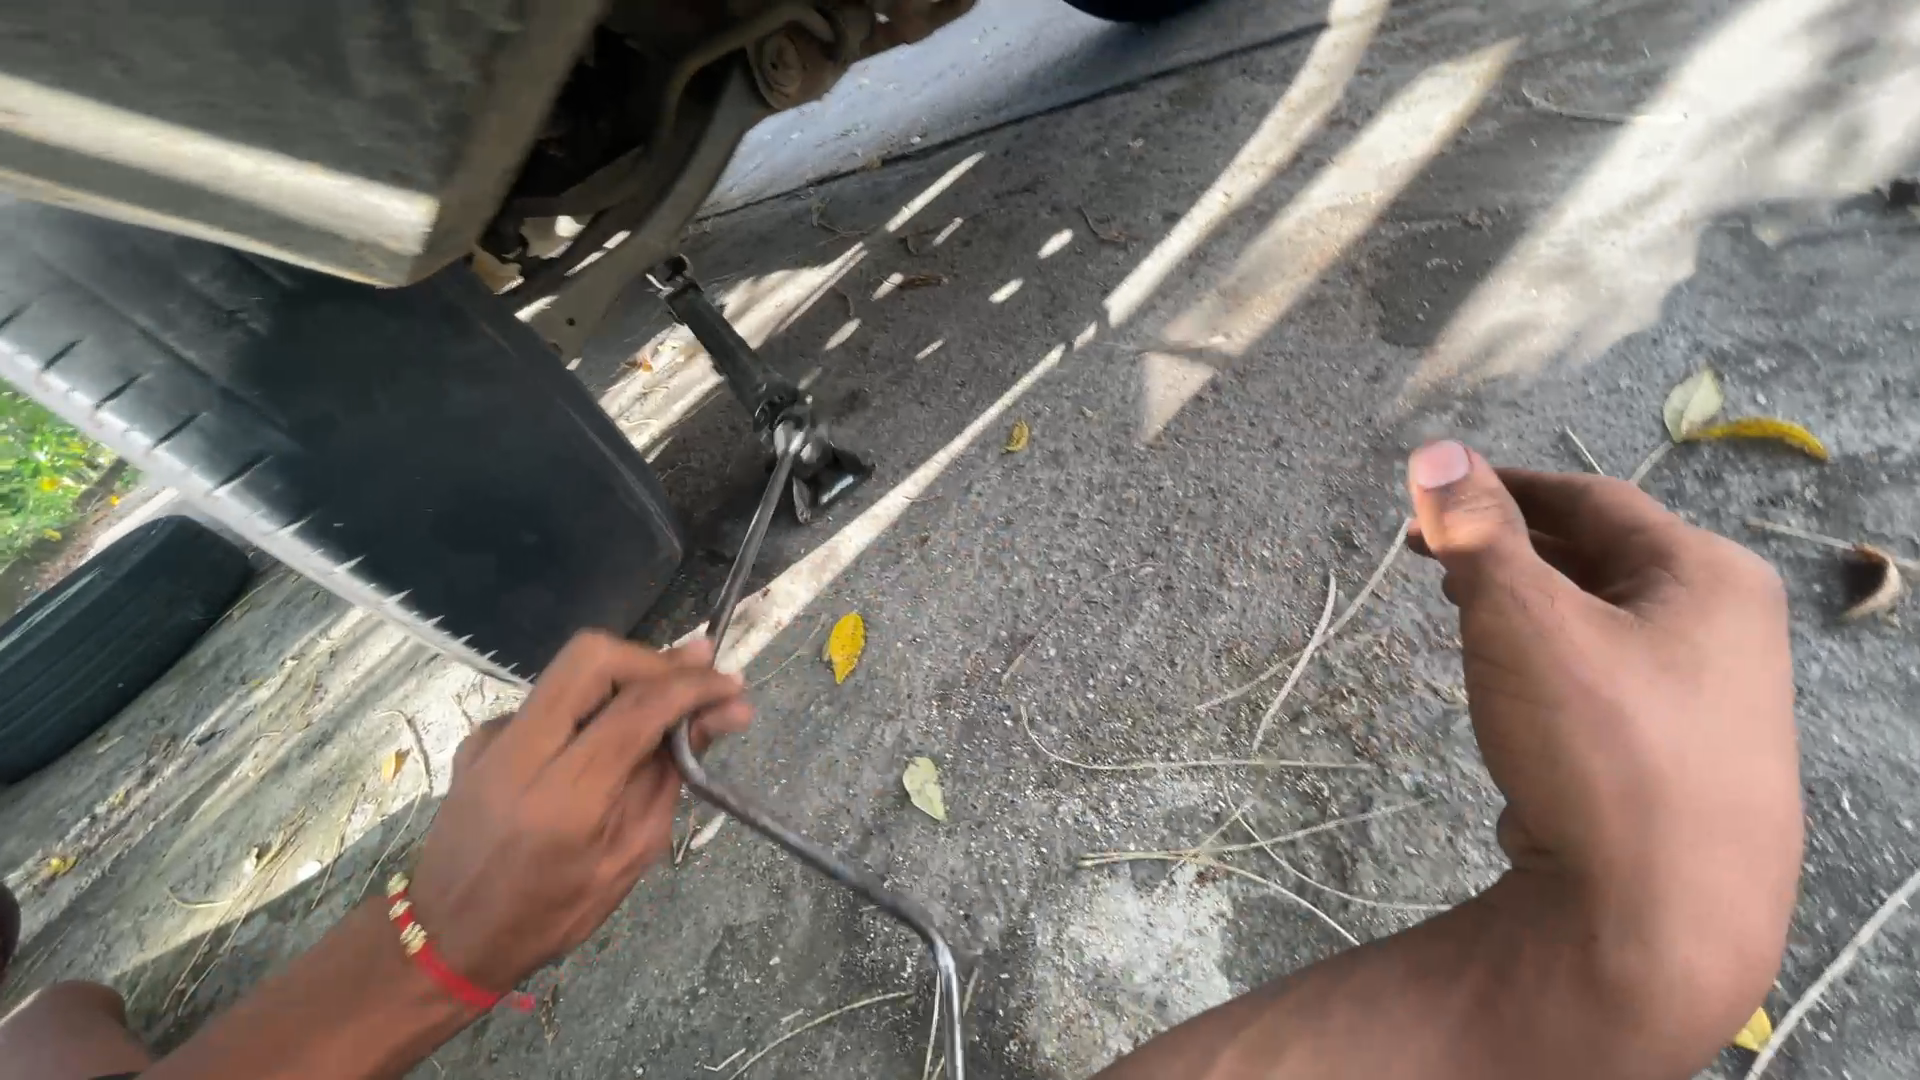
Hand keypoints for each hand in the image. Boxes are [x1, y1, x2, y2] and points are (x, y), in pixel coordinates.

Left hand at [405, 632, 751, 993]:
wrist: (442, 941)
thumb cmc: (551, 913)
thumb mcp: (631, 853)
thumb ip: (674, 773)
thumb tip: (726, 711)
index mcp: (563, 798)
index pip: (639, 707)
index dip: (695, 686)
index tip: (732, 686)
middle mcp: (519, 752)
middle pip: (594, 656)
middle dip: (654, 659)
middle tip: (693, 683)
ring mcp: (493, 737)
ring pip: (573, 668)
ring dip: (629, 676)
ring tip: (665, 706)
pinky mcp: (483, 735)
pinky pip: (554, 698)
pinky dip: (594, 705)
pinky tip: (606, 739)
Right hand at [1406, 442, 1801, 1036]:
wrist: (1658, 907)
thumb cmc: (1594, 738)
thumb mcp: (1521, 618)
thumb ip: (1477, 530)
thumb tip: (1435, 452)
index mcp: (1703, 578)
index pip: (1590, 499)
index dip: (1505, 485)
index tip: (1436, 489)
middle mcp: (1719, 625)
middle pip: (1595, 553)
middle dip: (1504, 541)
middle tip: (1427, 549)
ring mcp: (1703, 692)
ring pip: (1594, 612)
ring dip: (1519, 592)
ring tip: (1456, 600)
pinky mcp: (1671, 745)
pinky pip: (1597, 664)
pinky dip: (1540, 644)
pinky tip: (1505, 669)